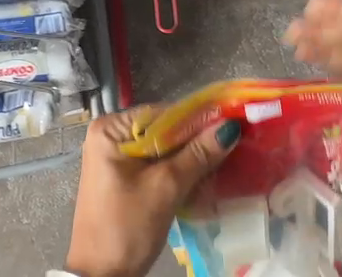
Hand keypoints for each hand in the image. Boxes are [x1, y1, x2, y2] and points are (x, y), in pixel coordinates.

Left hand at [64, 109, 241, 276]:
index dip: (197, 120)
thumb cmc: (126, 227)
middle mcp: (111, 136)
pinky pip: (157, 165)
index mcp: (111, 129)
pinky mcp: (124, 178)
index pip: (163, 113)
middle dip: (195, 141)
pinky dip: (178, 171)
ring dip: (190, 158)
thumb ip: (198, 155)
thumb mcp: (165, 188)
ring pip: (163, 149)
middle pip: (164, 130)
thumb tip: (230, 127)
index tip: (230, 126)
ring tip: (221, 161)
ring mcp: (116, 158)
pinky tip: (201, 177)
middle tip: (230, 145)